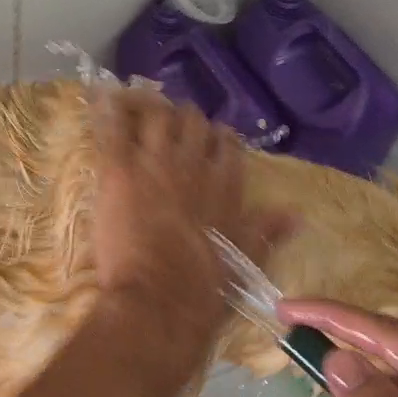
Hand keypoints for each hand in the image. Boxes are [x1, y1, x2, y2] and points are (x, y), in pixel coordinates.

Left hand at [90, 89, 287, 345]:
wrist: (158, 302)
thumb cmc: (202, 290)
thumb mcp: (244, 260)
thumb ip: (267, 231)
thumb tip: (296, 215)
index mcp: (223, 186)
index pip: (228, 146)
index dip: (219, 137)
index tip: (212, 137)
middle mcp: (192, 166)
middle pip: (191, 122)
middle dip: (183, 118)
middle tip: (171, 123)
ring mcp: (154, 163)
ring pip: (155, 116)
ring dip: (149, 111)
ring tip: (139, 110)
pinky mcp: (119, 169)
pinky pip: (113, 129)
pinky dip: (106, 110)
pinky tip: (101, 94)